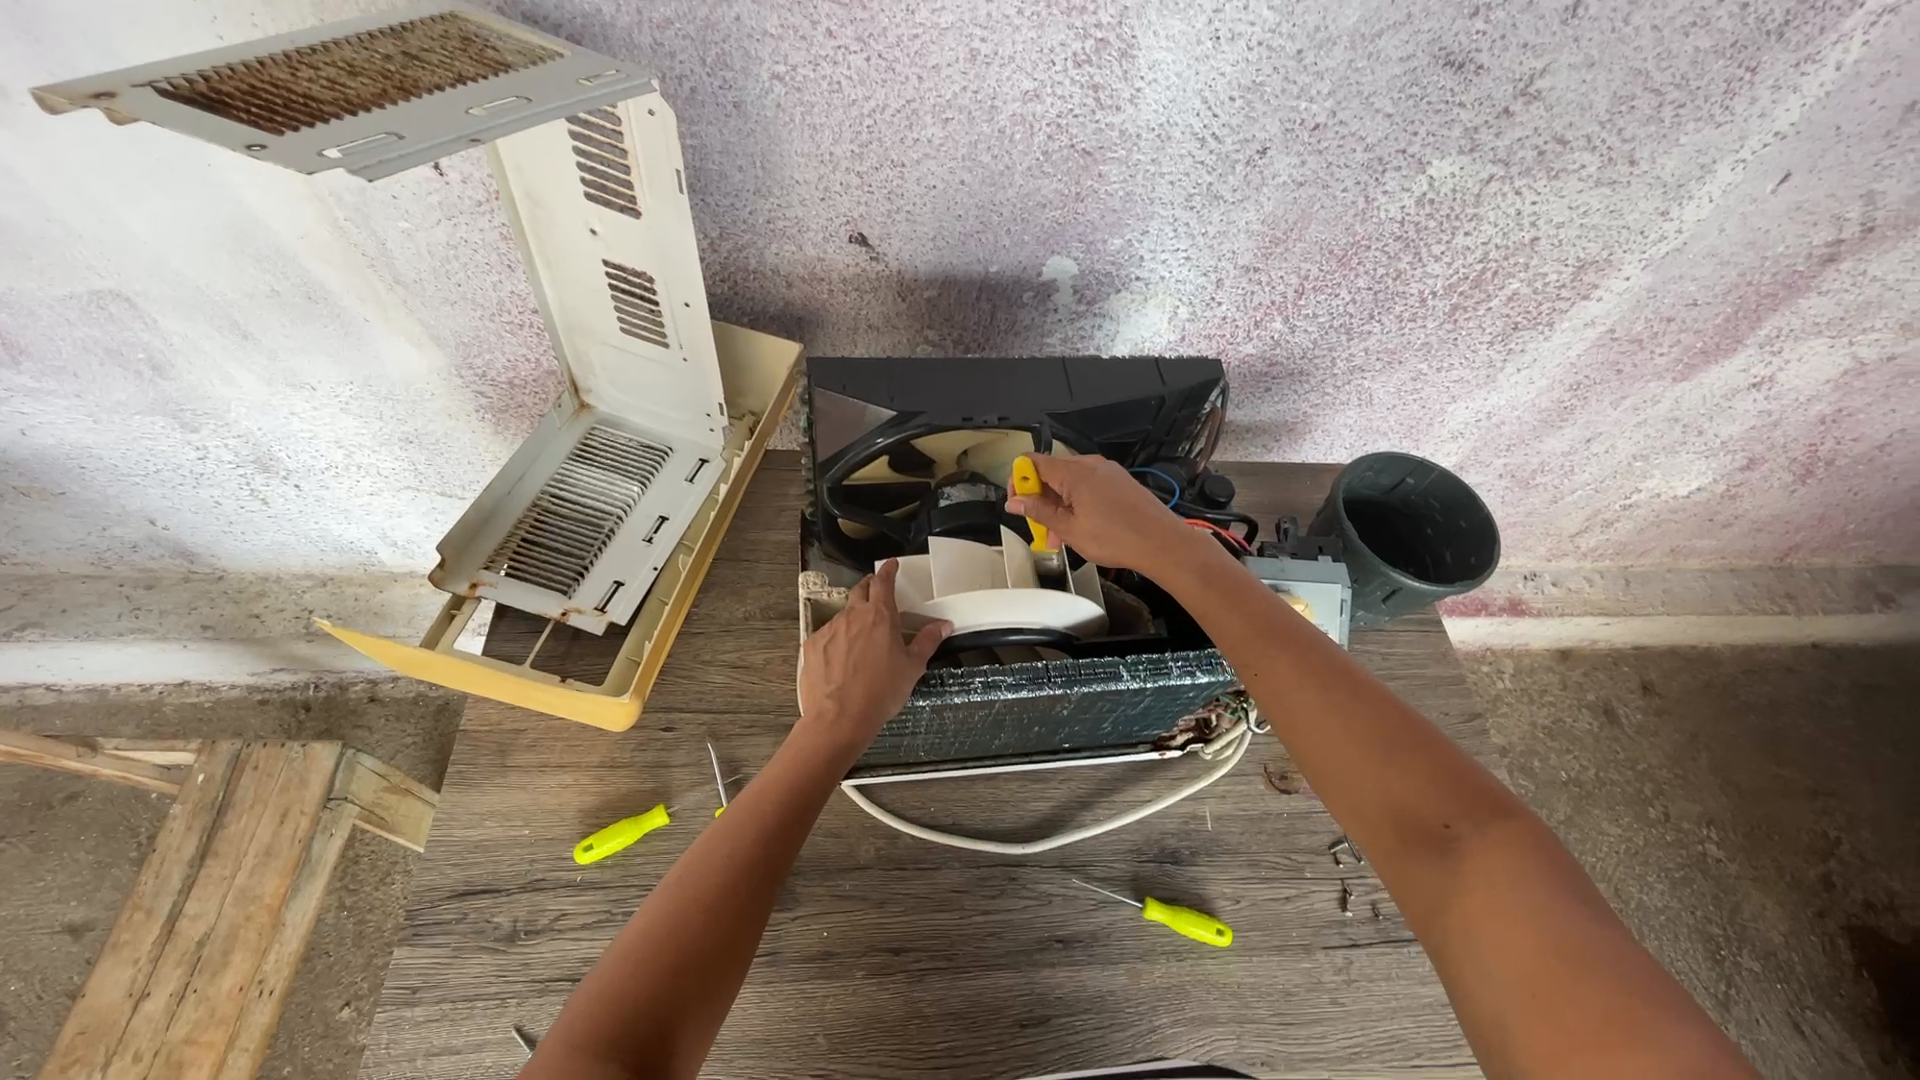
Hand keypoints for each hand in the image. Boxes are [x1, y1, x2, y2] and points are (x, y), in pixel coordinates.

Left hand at [797, 560, 950, 756]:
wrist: (840, 718)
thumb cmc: (880, 693)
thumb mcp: (912, 667)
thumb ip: (928, 641)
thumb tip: (943, 626)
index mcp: (880, 617)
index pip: (884, 582)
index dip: (888, 570)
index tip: (891, 565)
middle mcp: (853, 616)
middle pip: (860, 590)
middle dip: (870, 587)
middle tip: (878, 592)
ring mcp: (830, 629)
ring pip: (844, 614)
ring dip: (854, 618)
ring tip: (862, 638)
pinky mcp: (813, 645)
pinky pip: (827, 635)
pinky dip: (837, 639)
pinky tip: (843, 658)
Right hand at [1005, 453, 1203, 572]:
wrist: (1162, 543)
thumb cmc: (1119, 538)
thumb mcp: (1070, 529)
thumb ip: (1039, 512)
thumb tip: (1015, 502)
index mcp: (1075, 473)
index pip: (1032, 462)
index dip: (1019, 481)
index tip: (1017, 503)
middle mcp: (1091, 465)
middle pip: (1051, 473)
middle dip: (1040, 500)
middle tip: (1039, 528)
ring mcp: (1108, 472)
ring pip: (1070, 483)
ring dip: (1059, 506)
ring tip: (1060, 537)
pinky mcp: (1119, 482)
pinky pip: (1089, 487)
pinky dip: (1077, 504)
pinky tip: (1080, 529)